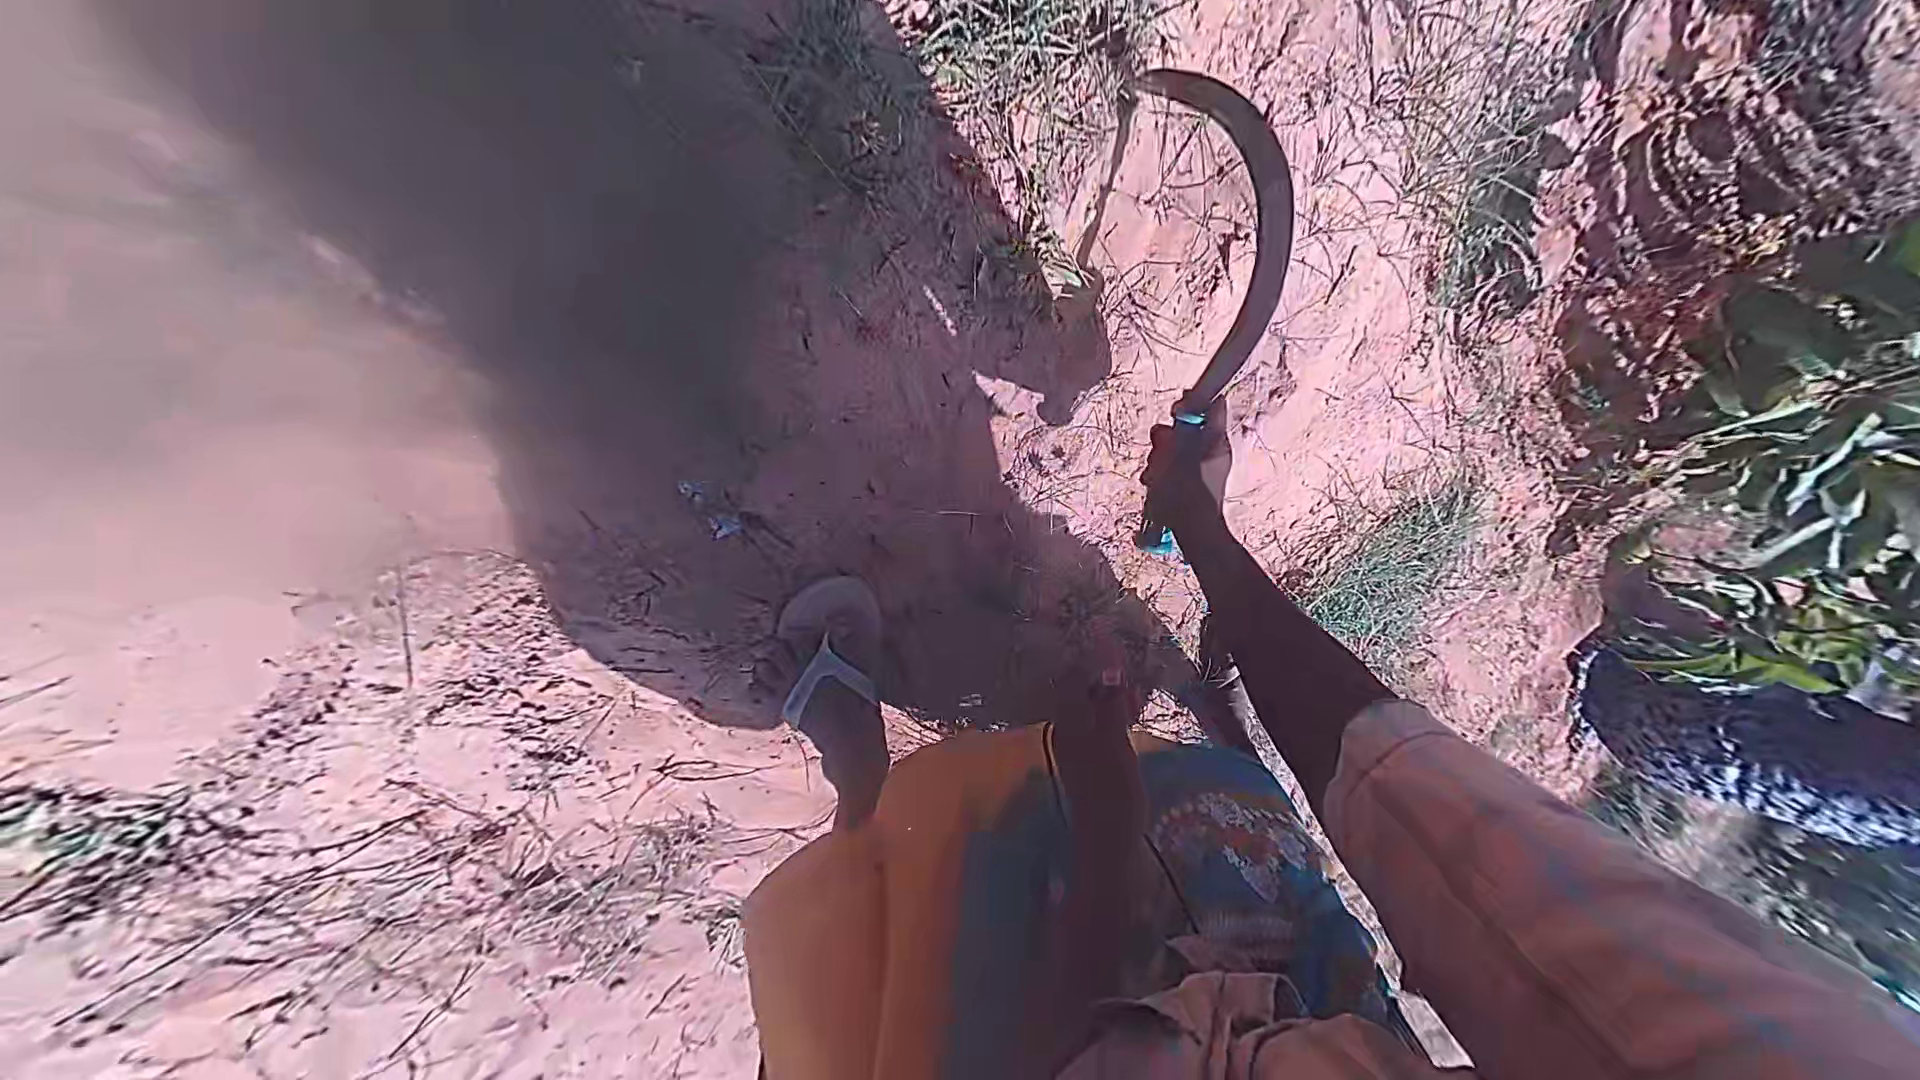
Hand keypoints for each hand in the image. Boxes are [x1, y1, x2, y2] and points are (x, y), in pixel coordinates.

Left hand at [1050, 660, 1145, 852]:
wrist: (1109, 843)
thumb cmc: (1112, 792)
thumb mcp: (1114, 743)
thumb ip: (1109, 703)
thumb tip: (1110, 665)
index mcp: (1066, 720)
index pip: (1075, 676)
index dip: (1096, 660)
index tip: (1123, 649)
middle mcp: (1065, 727)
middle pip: (1083, 689)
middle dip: (1108, 678)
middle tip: (1136, 677)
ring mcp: (1076, 743)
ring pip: (1092, 706)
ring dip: (1113, 696)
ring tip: (1138, 695)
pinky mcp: (1090, 757)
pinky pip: (1099, 723)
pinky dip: (1115, 714)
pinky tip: (1132, 715)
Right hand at [1141, 401, 1231, 533]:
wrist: (1192, 530)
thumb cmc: (1188, 490)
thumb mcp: (1187, 450)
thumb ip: (1187, 425)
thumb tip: (1187, 400)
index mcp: (1216, 441)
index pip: (1210, 408)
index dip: (1190, 405)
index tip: (1174, 413)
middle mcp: (1211, 453)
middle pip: (1185, 431)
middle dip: (1165, 440)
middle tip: (1158, 451)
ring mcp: (1201, 470)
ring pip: (1174, 451)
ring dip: (1159, 459)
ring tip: (1153, 475)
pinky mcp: (1189, 485)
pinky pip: (1172, 469)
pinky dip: (1161, 473)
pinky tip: (1153, 484)